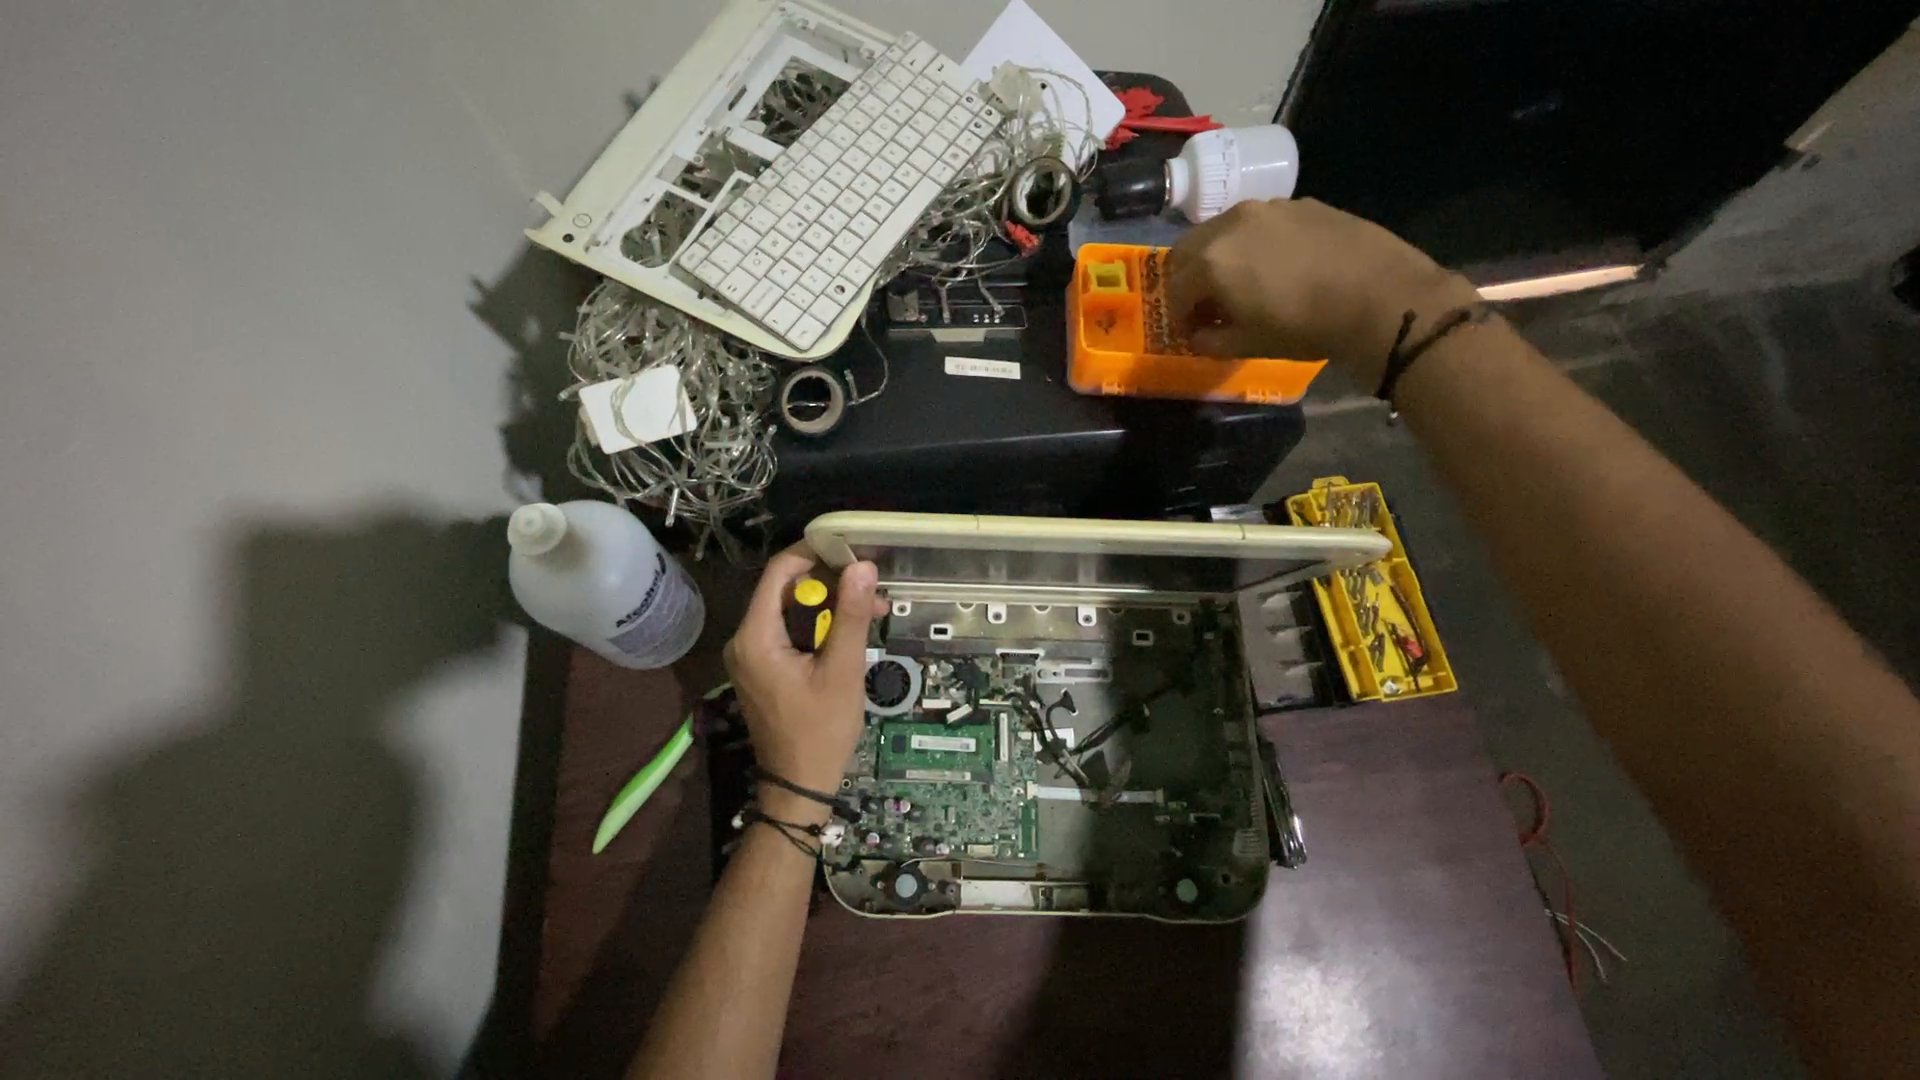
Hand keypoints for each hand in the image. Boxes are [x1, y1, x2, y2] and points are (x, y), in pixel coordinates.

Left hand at [723, 543, 885, 821]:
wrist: (799, 786)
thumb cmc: (820, 730)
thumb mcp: (842, 670)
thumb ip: (850, 615)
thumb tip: (863, 566)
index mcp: (756, 636)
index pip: (779, 572)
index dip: (814, 553)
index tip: (853, 549)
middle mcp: (745, 639)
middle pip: (786, 590)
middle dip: (831, 584)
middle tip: (873, 591)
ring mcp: (752, 655)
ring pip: (791, 611)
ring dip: (830, 606)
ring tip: (871, 612)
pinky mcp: (764, 668)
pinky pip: (790, 632)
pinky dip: (819, 627)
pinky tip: (850, 634)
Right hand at [1166, 198, 1480, 386]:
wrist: (1379, 294)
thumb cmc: (1304, 326)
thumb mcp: (1249, 345)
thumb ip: (1211, 340)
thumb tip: (1197, 334)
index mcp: (1211, 262)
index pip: (1174, 289)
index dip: (1178, 316)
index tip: (1191, 332)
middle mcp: (1230, 225)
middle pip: (1188, 250)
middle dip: (1188, 279)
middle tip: (1205, 305)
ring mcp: (1267, 208)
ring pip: (1222, 231)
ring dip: (1218, 257)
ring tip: (1240, 283)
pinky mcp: (1299, 204)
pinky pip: (1258, 223)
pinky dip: (1251, 244)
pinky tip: (1276, 266)